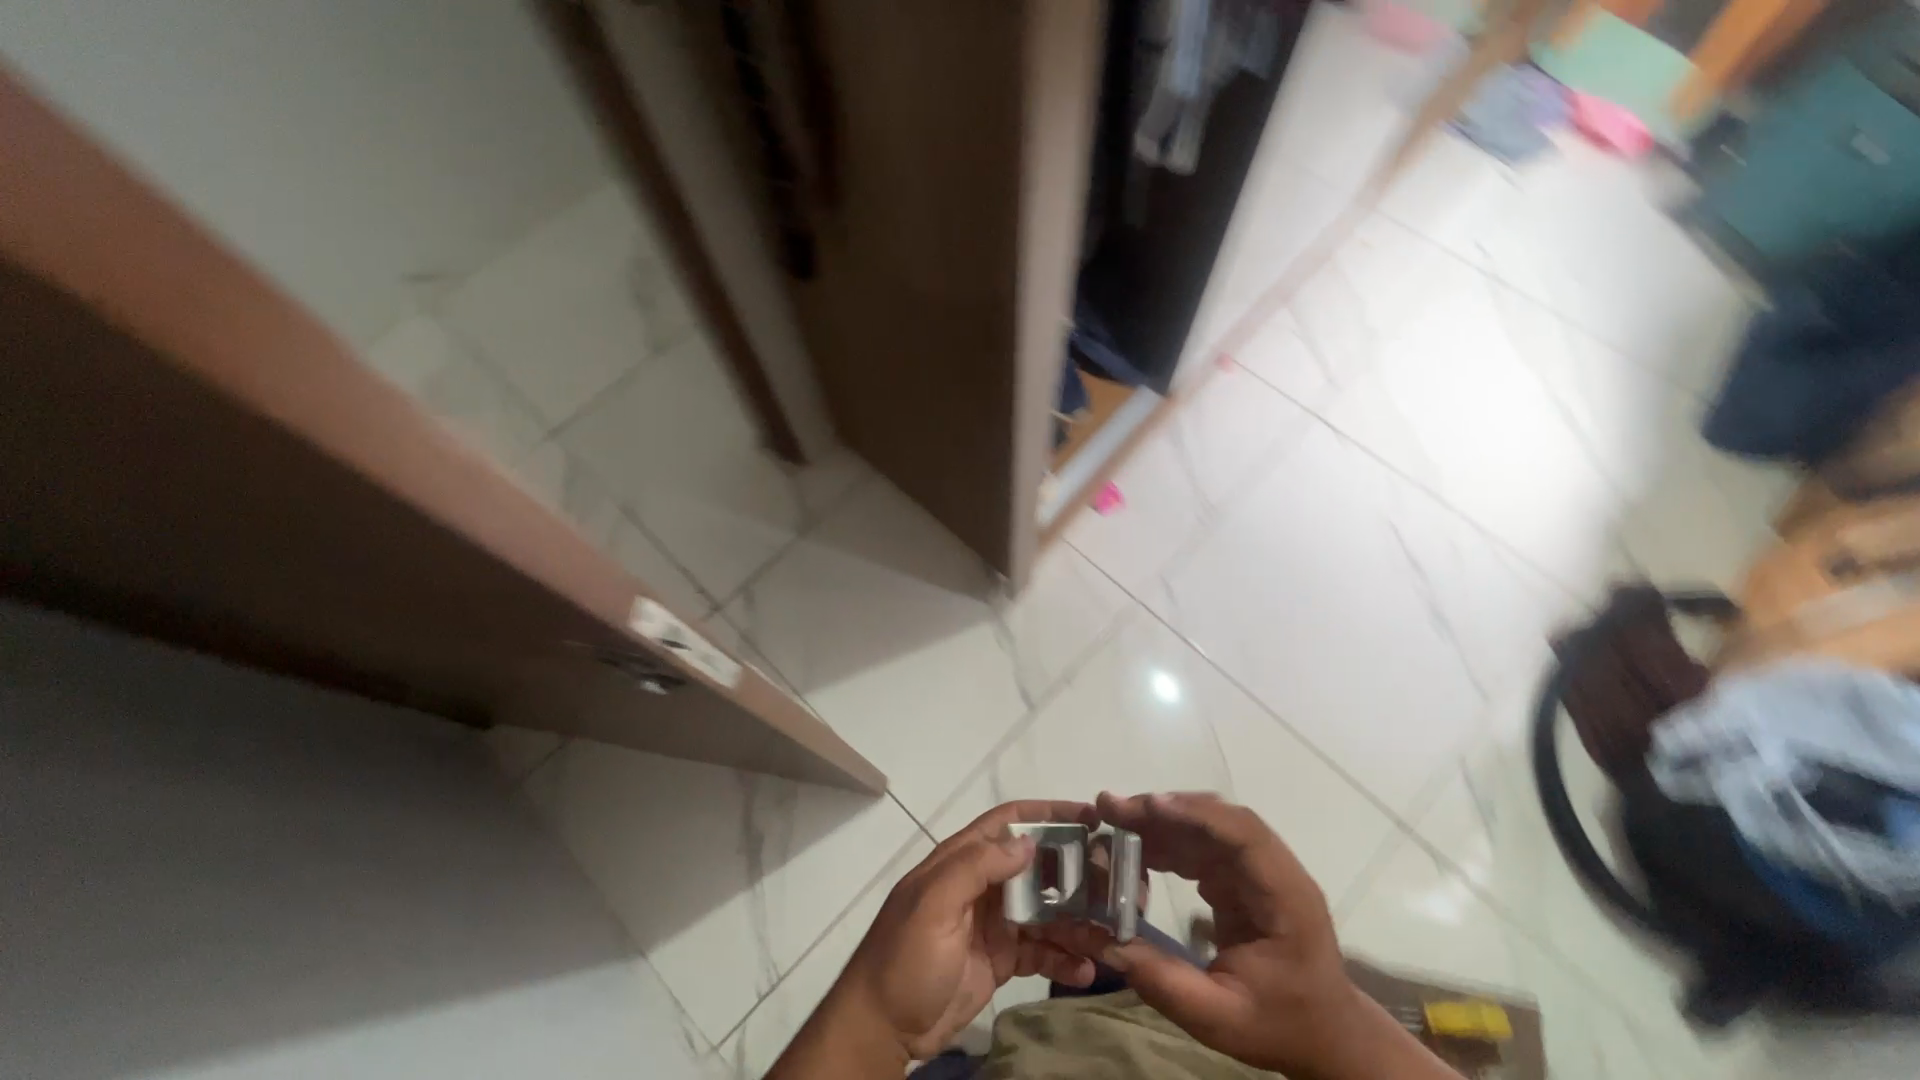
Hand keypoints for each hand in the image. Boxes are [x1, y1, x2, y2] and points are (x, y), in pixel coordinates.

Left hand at [832, 800, 1098, 1059]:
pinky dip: (1064, 957)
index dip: (1047, 814)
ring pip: (1045, 910)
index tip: (1090, 818)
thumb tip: (1028, 842)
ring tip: (1110, 934)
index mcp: (960, 862)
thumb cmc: (904, 959)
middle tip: (1116, 883)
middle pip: (1035, 866)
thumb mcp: (933, 905)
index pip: (1008, 823)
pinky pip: (1041, 950)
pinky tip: (1087, 969)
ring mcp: (993, 923)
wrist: (883, 1026)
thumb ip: (976, 867)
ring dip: (1077, 919)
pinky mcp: (1001, 958)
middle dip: (1074, 871)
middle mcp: (981, 886)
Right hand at [1042, 792, 1452, 1079]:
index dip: (1196, 815)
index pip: (1245, 836)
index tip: (1148, 806)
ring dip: (1161, 821)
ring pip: (1208, 828)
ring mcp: (1258, 873)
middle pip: (1220, 821)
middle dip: (1165, 810)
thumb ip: (1161, 980)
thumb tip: (1103, 940)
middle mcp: (1275, 873)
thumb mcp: (1217, 1019)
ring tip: (1113, 822)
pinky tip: (1135, 850)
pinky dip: (1168, 842)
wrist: (1322, 1035)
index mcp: (1285, 899)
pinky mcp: (1242, 880)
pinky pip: (1203, 846)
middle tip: (1112, 809)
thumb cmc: (1278, 1025)